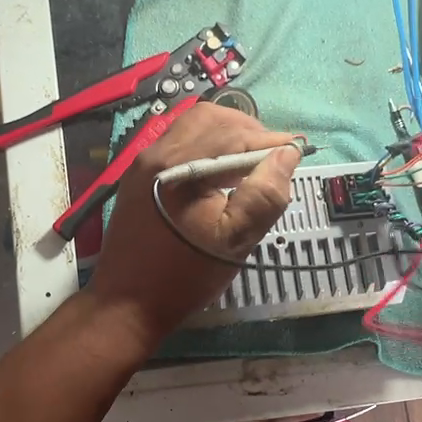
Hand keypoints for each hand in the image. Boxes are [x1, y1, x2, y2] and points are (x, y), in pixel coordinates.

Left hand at [85, 104, 300, 341]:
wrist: (126, 303)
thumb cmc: (183, 275)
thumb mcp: (235, 241)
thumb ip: (264, 195)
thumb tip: (286, 155)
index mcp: (179, 165)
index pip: (232, 133)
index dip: (269, 138)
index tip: (296, 150)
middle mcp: (157, 153)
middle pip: (208, 118)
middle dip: (246, 129)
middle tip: (271, 155)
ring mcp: (143, 162)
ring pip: (191, 126)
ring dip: (225, 135)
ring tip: (248, 163)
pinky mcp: (138, 175)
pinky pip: (177, 143)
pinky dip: (205, 146)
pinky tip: (220, 173)